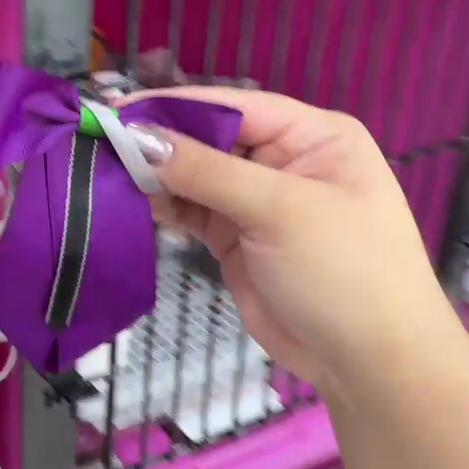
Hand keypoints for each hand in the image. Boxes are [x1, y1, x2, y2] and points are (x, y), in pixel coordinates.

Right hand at [119, 86, 468, 394]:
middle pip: (207, 137)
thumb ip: (206, 170)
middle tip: (99, 142)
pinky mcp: (233, 236)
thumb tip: (138, 137)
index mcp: (312, 136)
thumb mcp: (279, 210)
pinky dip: (159, 204)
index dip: (174, 105)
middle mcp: (282, 160)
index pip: (233, 105)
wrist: (369, 363)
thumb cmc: (343, 270)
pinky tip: (125, 199)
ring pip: (192, 174)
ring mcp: (254, 201)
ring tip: (102, 170)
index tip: (116, 109)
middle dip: (158, 140)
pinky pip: (188, 208)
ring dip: (153, 174)